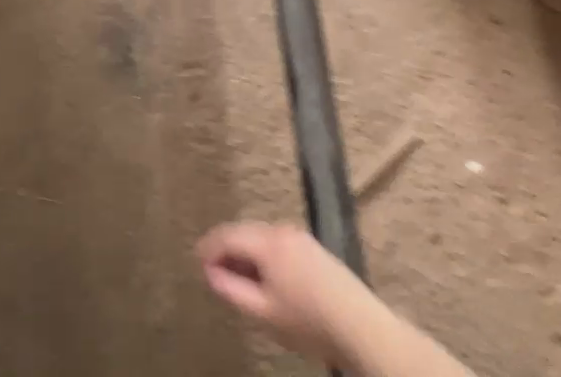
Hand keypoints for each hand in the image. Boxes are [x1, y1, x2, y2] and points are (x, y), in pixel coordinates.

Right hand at [196, 222, 379, 365]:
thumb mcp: (262, 312)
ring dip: (245, 253)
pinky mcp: (314, 248)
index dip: (208, 248)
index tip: (197, 263)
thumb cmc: (308, 322)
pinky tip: (266, 278)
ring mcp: (301, 237)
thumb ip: (230, 289)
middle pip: (243, 232)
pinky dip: (263, 255)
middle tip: (214, 272)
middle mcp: (282, 231)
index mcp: (266, 243)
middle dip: (225, 249)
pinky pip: (277, 243)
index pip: (226, 236)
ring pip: (260, 237)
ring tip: (239, 278)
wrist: (363, 329)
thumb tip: (209, 272)